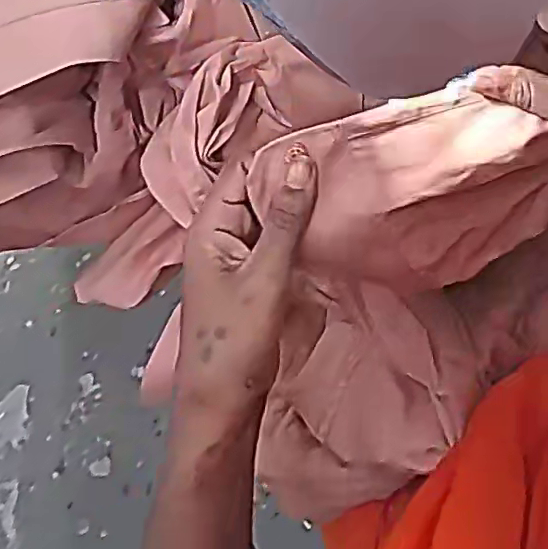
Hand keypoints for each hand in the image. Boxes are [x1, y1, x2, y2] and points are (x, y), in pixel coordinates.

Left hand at [172, 148, 316, 429]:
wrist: (225, 405)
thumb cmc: (236, 340)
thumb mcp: (266, 274)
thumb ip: (286, 217)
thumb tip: (301, 159)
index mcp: (210, 226)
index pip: (243, 170)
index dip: (277, 154)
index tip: (320, 143)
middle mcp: (221, 232)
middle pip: (256, 187)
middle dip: (291, 173)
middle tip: (337, 159)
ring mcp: (238, 253)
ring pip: (269, 211)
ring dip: (297, 199)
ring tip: (338, 183)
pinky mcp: (255, 271)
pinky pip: (277, 235)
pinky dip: (299, 225)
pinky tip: (325, 220)